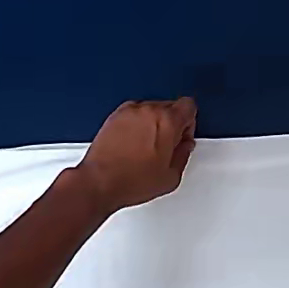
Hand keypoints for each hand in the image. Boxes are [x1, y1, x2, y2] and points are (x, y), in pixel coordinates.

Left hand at [70, 97, 197, 214]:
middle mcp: (149, 110)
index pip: (189, 105)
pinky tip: (132, 144)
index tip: (183, 135)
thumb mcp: (170, 177)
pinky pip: (134, 113)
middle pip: (170, 106)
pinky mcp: (115, 115)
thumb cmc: (130, 180)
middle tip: (165, 146)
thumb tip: (184, 146)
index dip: (189, 122)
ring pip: (151, 109)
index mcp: (168, 121)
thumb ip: (184, 155)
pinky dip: (136, 124)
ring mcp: (130, 111)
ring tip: (145, 148)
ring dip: (153, 123)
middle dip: (171, 124)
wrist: (99, 182)